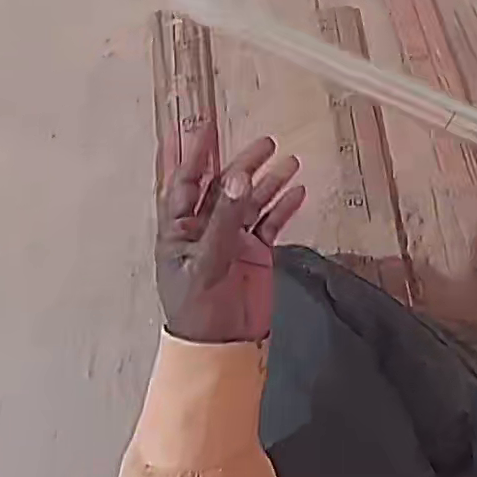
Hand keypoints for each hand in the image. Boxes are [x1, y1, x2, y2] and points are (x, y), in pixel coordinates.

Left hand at [156, 124, 307, 343]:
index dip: (194, 153)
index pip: (185, 181)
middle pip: (224, 186)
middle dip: (243, 163)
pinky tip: (297, 192)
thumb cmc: (197, 310)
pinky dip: (283, 207)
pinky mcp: (255, 252)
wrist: (220, 350)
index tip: (204, 126)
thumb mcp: (205, 262)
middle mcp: (205, 228)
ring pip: (251, 201)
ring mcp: (232, 239)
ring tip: (289, 162)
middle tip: (264, 144)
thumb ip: (224, 219)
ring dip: (268, 182)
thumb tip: (237, 176)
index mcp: (180, 228)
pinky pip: (270, 222)